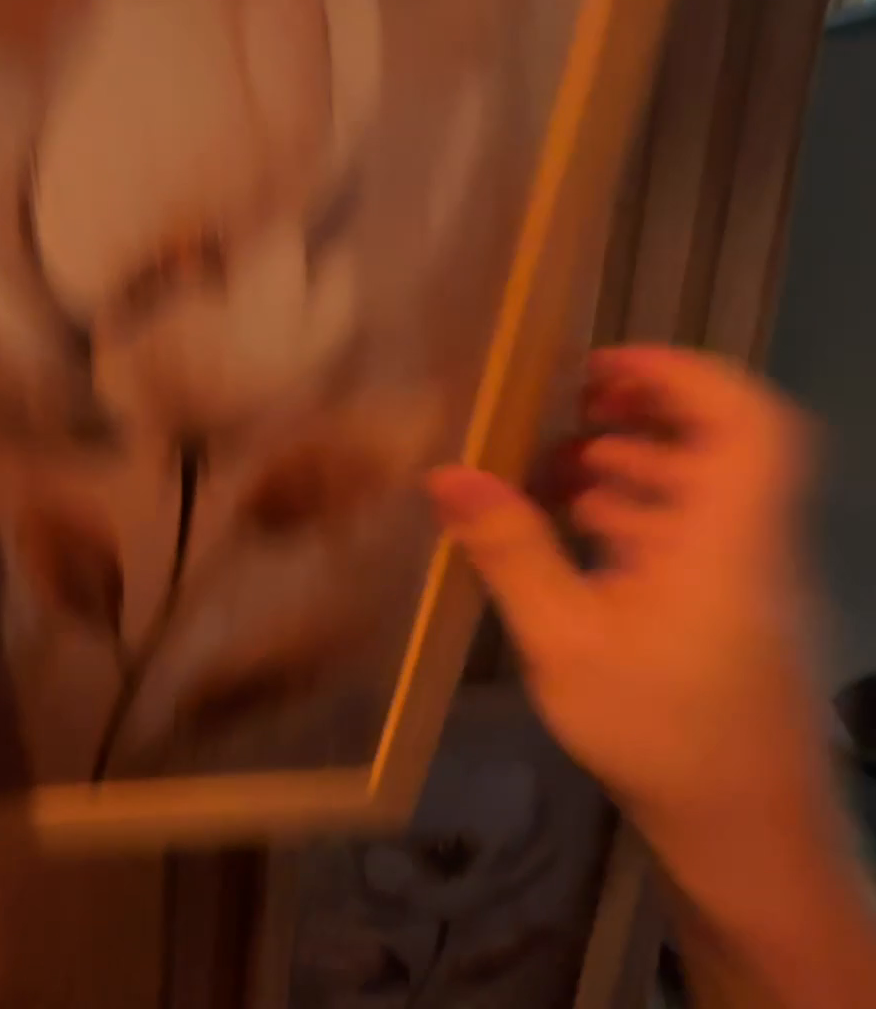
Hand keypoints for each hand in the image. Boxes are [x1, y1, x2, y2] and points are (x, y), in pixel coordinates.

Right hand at [427, 345, 825, 840]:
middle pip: (721, 448)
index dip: (684, 377)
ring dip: (626, 466)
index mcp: (724, 542)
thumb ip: (508, 549)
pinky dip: (627, 514)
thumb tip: (446, 474)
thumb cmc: (657, 727)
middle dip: (642, 413)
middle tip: (560, 405)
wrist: (742, 829)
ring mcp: (738, 581)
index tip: (599, 365)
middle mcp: (746, 547)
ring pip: (696, 493)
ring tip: (545, 468)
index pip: (746, 426)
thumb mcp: (562, 636)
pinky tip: (568, 531)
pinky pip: (682, 536)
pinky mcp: (721, 610)